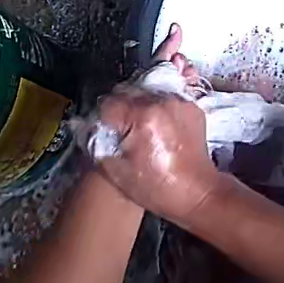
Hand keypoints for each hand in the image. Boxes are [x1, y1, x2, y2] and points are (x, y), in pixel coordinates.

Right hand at [93, 25, 230, 226]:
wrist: (198, 194)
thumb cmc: (159, 187)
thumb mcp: (116, 172)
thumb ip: (95, 144)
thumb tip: (85, 125)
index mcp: (141, 116)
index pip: (108, 103)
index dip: (102, 118)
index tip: (105, 131)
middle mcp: (161, 101)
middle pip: (127, 90)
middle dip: (120, 105)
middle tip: (120, 127)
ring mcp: (178, 101)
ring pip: (147, 88)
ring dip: (138, 100)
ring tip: (138, 122)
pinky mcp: (190, 105)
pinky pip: (167, 92)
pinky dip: (157, 100)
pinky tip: (155, 117)